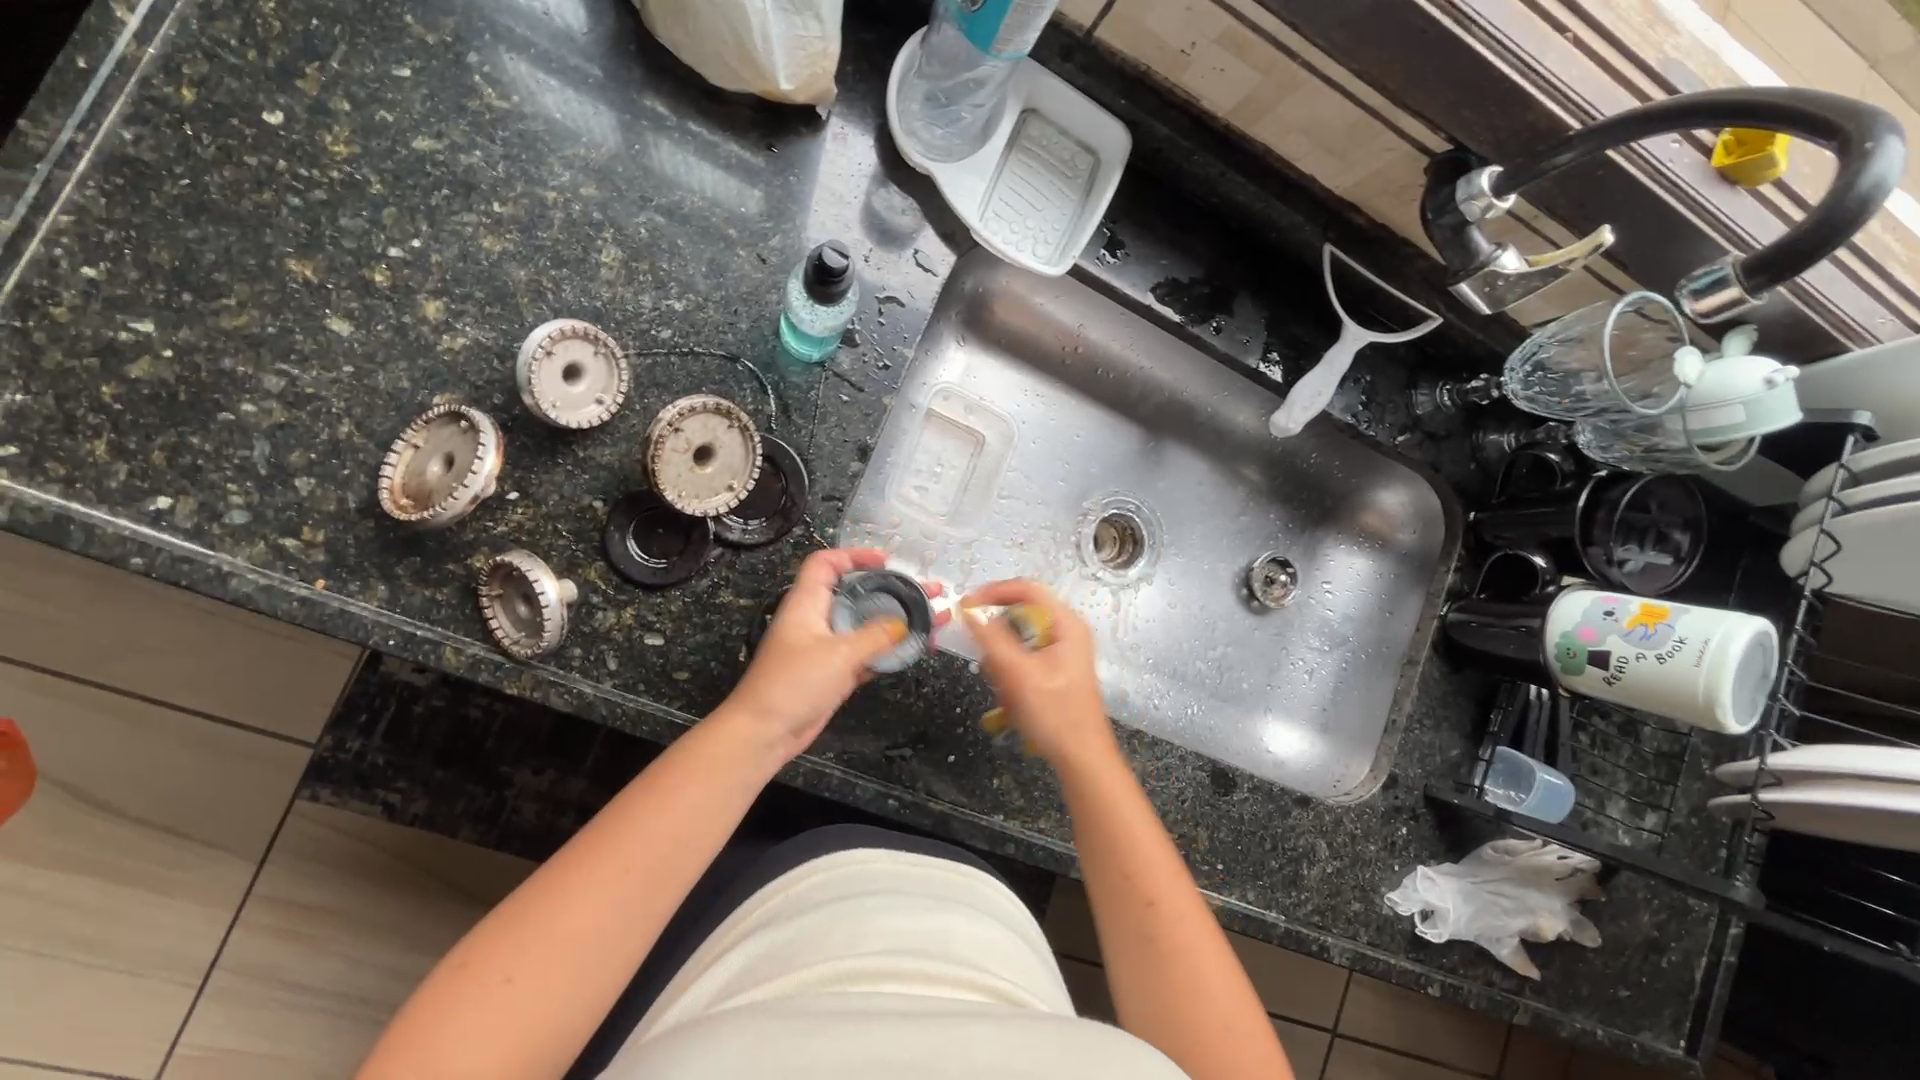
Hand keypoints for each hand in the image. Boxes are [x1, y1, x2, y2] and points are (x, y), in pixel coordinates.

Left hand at [711, 548, 941, 766]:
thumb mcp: (837, 654)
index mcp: (807, 603)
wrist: (764, 732)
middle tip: (929, 591)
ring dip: (899, 623)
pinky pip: (868, 654)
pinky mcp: (834, 673)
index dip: (854, 556)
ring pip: (867, 626)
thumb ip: (874, 636)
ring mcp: (826, 647)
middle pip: (858, 594)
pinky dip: (890, 651)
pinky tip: (917, 649)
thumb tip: (904, 624)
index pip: (826, 563)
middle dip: (894, 591)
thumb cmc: (793, 683)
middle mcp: (817, 620)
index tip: (888, 562)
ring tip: (935, 619)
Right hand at [963, 579, 1117, 773]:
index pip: (1025, 588)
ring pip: (1017, 641)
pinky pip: (1022, 660)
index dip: (993, 593)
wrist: (1080, 756)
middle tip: (991, 667)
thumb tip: (969, 610)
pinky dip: (1011, 675)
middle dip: (998, 642)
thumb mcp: (1018, 673)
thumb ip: (991, 638)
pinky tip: (1013, 700)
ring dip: (1003, 664)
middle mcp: (1066, 631)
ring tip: (1007, 691)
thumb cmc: (1054, 714)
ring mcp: (1061, 651)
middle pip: (1019, 616)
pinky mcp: (1054, 670)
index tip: (966, 607)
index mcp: (1066, 623)